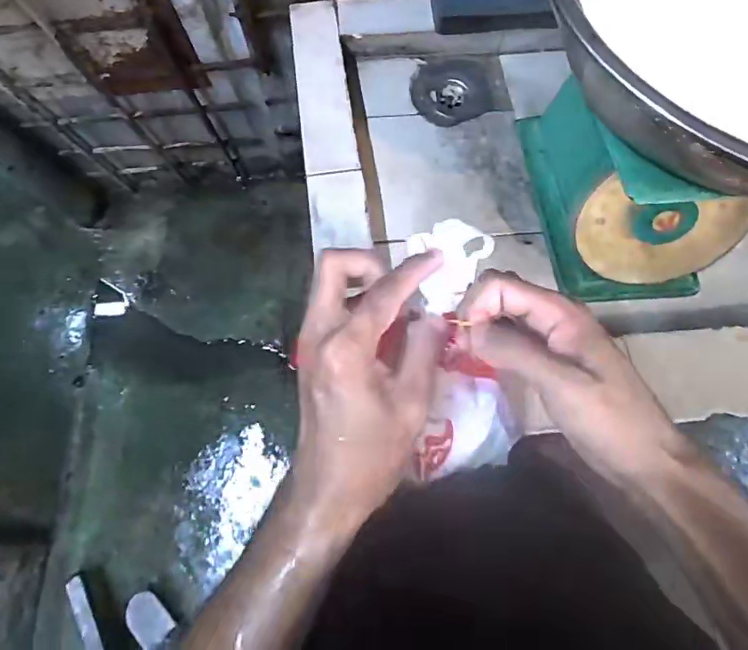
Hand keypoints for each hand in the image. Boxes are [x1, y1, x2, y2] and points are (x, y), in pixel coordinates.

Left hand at [287, 249, 446, 539]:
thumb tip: (432, 313)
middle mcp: (319, 333)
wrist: (326, 491)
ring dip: (364, 281)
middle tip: (402, 285)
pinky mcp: (310, 349)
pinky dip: (357, 301)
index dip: (414, 271)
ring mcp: (309, 340)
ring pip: (329, 281)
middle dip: (370, 263)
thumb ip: (424, 349)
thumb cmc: (372, 455)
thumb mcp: (411, 404)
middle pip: (333, 265)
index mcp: (345, 348)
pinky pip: (331, 304)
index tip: (438, 257)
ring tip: (400, 308)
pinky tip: (386, 328)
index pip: (382, 292)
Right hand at [458, 271, 695, 486]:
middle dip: (475, 311)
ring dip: (482, 327)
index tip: (462, 338)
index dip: (477, 303)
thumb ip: (515, 352)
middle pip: (503, 294)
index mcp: (561, 312)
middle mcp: (555, 316)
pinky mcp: (551, 360)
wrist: (648, 461)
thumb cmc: (610, 421)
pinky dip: (494, 345)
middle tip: (456, 347)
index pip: (503, 284)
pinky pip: (515, 339)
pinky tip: (480, 364)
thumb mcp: (561, 386)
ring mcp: (554, 338)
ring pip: (507, 316)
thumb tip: (469, 330)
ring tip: (461, 355)